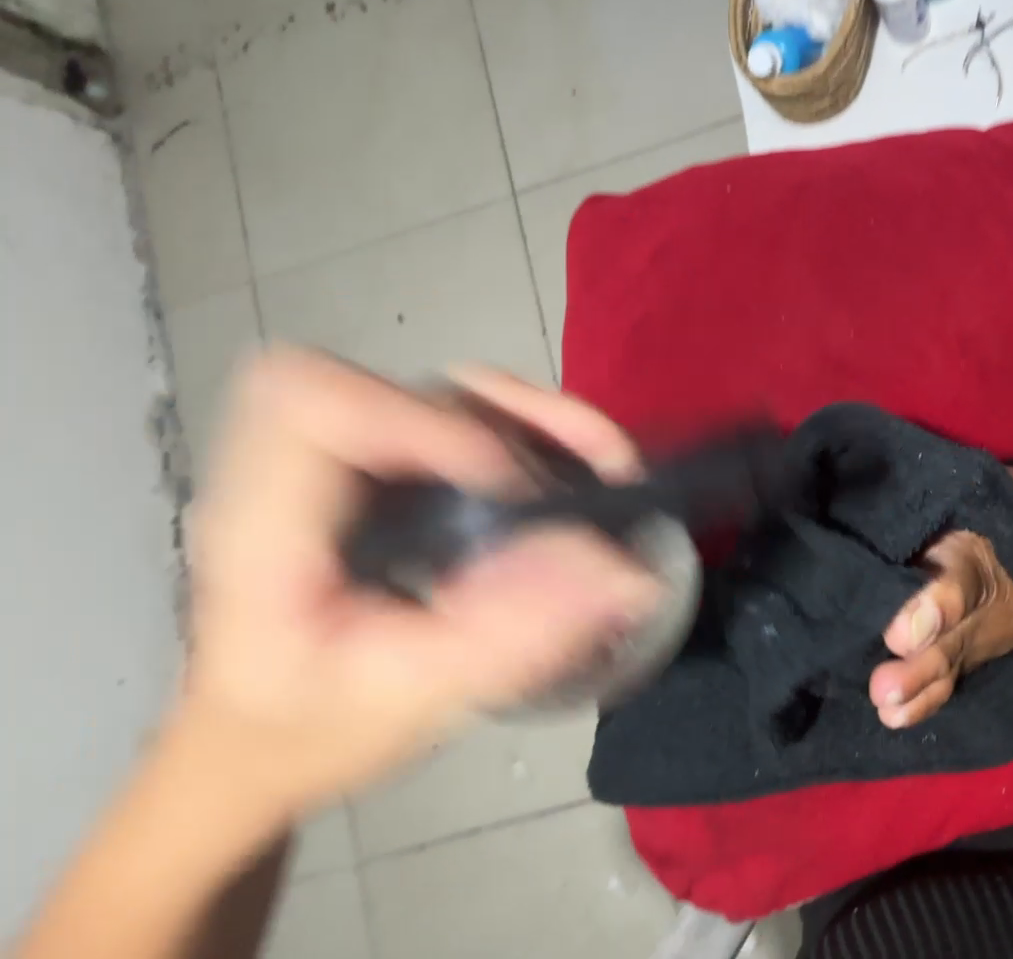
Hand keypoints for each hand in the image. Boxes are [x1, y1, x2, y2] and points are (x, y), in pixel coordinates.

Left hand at [175, 350, 658, 816]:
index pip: (314, 408)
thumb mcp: (415, 699)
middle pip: (404, 387)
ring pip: (456, 393)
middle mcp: (310, 473)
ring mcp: (359, 463)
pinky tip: (587, 470)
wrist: (270, 736)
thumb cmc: (315, 727)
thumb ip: (517, 634)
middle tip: (593, 470)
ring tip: (611, 469)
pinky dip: (545, 431)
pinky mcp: (402, 466)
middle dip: (515, 413)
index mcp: (268, 528)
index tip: (507, 487)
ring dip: (544, 420)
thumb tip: (632, 574)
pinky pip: (480, 415)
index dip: (423, 423)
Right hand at [865, 470, 1012, 727]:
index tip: (902, 637)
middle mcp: (966, 557)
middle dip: (912, 647)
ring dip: (917, 674)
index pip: (949, 559)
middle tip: (883, 689)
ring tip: (886, 709)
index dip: (930, 599)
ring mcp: (976, 600)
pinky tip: (903, 715)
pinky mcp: (988, 632)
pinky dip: (935, 687)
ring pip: (942, 637)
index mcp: (981, 518)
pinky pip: (957, 658)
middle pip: (935, 604)